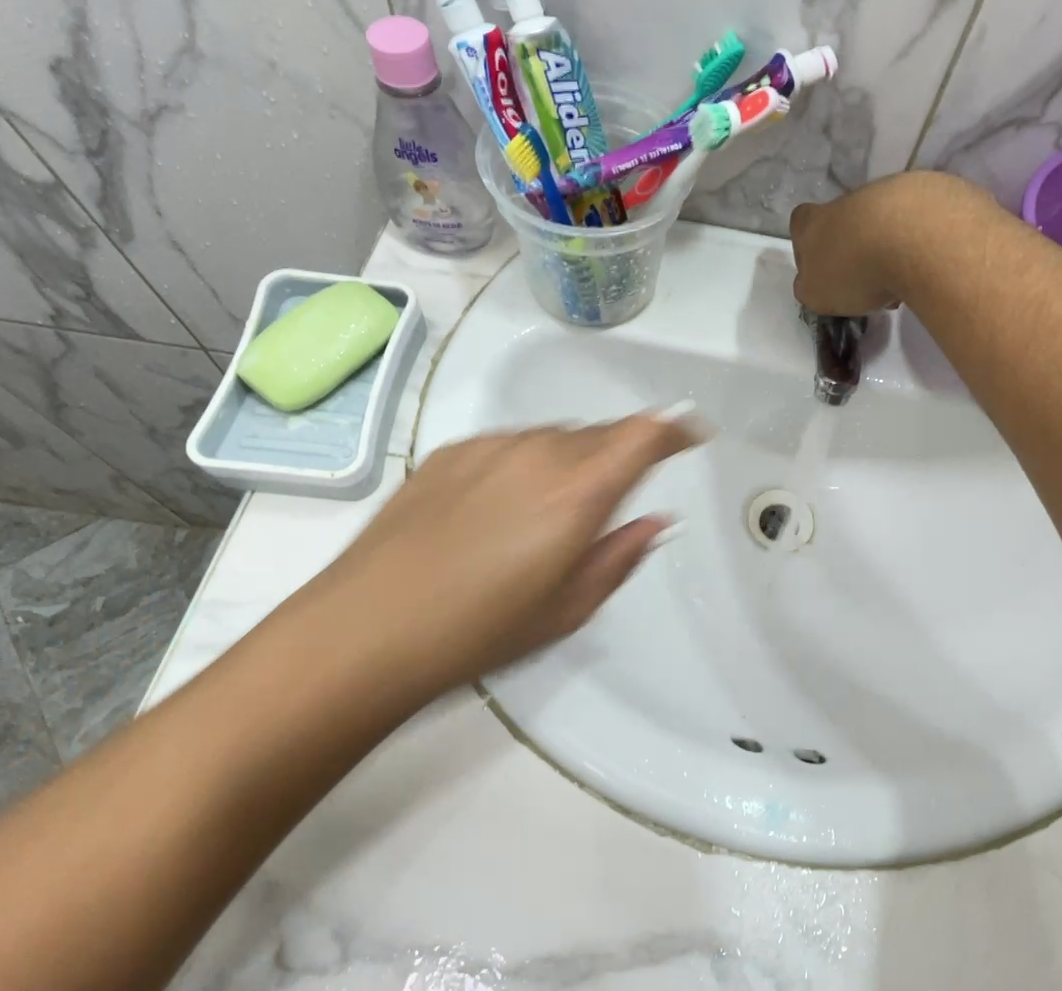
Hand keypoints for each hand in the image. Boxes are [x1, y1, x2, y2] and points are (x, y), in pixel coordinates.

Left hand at [286, 410, 703, 700]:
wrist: (369, 624)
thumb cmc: (481, 630)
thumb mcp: (569, 608)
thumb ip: (621, 555)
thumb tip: (655, 520)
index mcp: (579, 491)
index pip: (644, 436)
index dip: (675, 430)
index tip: (692, 434)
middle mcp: (539, 452)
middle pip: (601, 433)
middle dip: (623, 451)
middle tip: (618, 495)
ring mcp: (490, 446)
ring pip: (554, 436)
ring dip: (572, 458)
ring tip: (554, 508)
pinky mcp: (450, 451)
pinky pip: (510, 444)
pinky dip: (526, 462)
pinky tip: (503, 505)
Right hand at [789, 170, 999, 314]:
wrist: (914, 237)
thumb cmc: (854, 269)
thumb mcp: (816, 294)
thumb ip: (810, 287)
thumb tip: (814, 282)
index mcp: (815, 222)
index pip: (801, 223)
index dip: (810, 244)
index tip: (826, 269)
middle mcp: (850, 200)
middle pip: (848, 223)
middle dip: (858, 250)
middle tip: (870, 282)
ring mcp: (891, 192)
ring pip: (886, 223)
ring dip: (892, 248)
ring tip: (905, 280)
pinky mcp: (930, 194)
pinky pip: (920, 221)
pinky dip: (922, 243)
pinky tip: (928, 267)